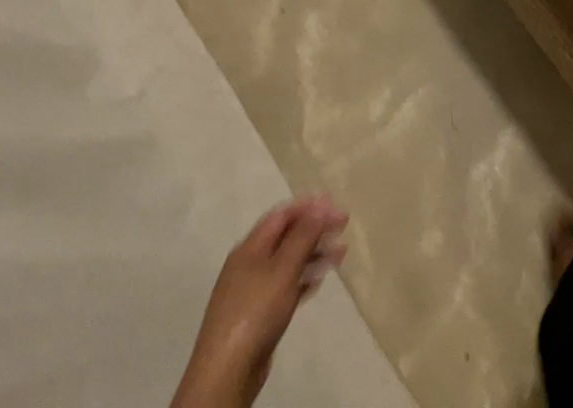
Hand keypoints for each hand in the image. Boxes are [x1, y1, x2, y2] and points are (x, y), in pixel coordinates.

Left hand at [171, 195, 348, 407]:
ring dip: (314, 253)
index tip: (335, 203)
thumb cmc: (256, 311)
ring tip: (340, 254)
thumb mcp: (282, 269)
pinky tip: (318, 281)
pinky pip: (286, 285)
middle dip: (314, 228)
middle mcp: (250, 263)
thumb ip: (303, 236)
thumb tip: (320, 205)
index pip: (281, 215)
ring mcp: (254, 289)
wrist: (228, 368)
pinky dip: (304, 278)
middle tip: (343, 225)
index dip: (308, 206)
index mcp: (250, 248)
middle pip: (286, 236)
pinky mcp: (260, 312)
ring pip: (288, 261)